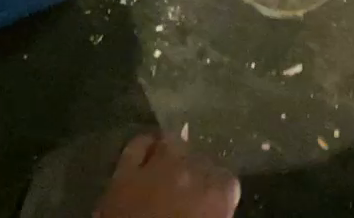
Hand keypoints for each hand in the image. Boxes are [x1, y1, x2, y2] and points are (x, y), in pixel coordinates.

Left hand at [93, 133, 240, 217]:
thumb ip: (216, 214)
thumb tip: (212, 210)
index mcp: (215, 198)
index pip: (229, 182)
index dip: (220, 194)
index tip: (214, 205)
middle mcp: (190, 174)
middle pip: (201, 160)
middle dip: (197, 174)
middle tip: (188, 193)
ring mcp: (156, 168)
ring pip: (172, 143)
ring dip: (175, 153)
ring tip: (172, 165)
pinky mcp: (125, 173)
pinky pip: (138, 145)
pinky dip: (146, 145)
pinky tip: (149, 150)